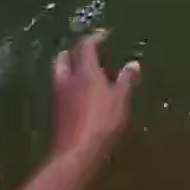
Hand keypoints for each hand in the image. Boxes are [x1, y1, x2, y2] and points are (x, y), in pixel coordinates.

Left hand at [49, 31, 139, 165]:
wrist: (75, 155)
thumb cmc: (102, 121)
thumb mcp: (120, 98)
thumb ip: (126, 79)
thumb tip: (132, 64)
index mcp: (86, 73)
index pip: (87, 47)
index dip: (95, 38)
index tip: (105, 33)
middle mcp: (69, 82)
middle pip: (65, 58)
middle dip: (74, 50)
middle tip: (88, 47)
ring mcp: (60, 98)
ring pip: (60, 73)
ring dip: (69, 65)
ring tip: (84, 66)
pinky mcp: (57, 112)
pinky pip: (61, 88)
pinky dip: (69, 81)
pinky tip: (81, 89)